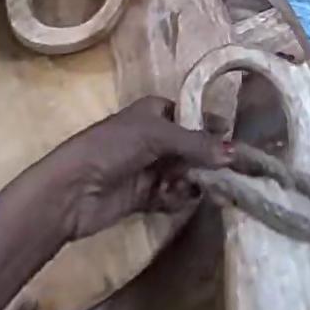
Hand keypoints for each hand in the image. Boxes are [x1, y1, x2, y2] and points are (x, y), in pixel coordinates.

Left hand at [35, 98, 229, 241]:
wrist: (74, 188)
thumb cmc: (113, 146)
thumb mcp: (156, 136)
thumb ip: (196, 144)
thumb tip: (235, 152)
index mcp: (156, 111)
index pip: (192, 115)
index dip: (212, 128)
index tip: (235, 145)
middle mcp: (156, 136)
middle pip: (193, 147)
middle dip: (205, 161)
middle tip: (220, 174)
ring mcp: (151, 166)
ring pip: (186, 173)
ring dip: (190, 181)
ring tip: (183, 186)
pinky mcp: (146, 195)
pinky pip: (173, 195)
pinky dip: (175, 198)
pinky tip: (169, 198)